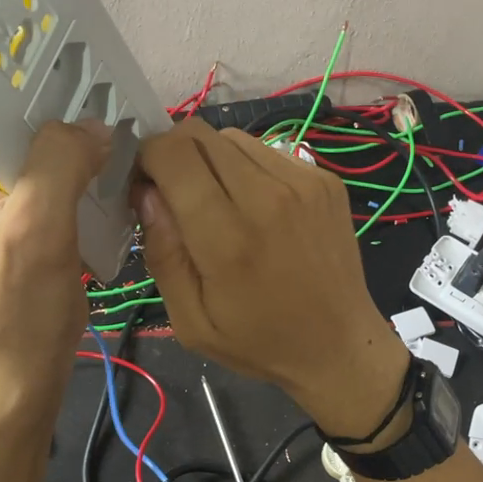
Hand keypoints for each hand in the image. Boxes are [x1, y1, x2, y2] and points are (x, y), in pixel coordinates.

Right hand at [134, 118, 409, 438]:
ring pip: (232, 138)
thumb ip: (163, 255)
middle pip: (198, 135)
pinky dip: (247, 170)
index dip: (146, 160)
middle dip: (173, 156)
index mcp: (227, 238)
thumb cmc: (258, 343)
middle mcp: (266, 197)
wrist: (339, 347)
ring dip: (210, 161)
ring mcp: (302, 182)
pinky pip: (266, 151)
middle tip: (174, 196)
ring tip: (216, 205)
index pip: (172, 154)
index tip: (143, 188)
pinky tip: (255, 210)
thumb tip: (145, 194)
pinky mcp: (324, 179)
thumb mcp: (192, 322)